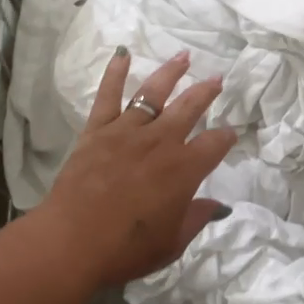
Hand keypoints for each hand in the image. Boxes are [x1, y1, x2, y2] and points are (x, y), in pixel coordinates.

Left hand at [41, 49, 237, 287]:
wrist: (73, 241)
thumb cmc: (127, 249)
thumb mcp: (173, 242)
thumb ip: (197, 218)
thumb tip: (218, 206)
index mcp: (184, 169)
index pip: (215, 144)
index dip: (227, 138)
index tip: (230, 135)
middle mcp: (161, 142)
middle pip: (189, 107)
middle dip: (206, 91)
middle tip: (216, 78)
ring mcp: (127, 132)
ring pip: (153, 93)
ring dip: (171, 72)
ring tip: (183, 56)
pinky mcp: (97, 130)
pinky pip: (108, 96)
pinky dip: (115, 73)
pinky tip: (122, 54)